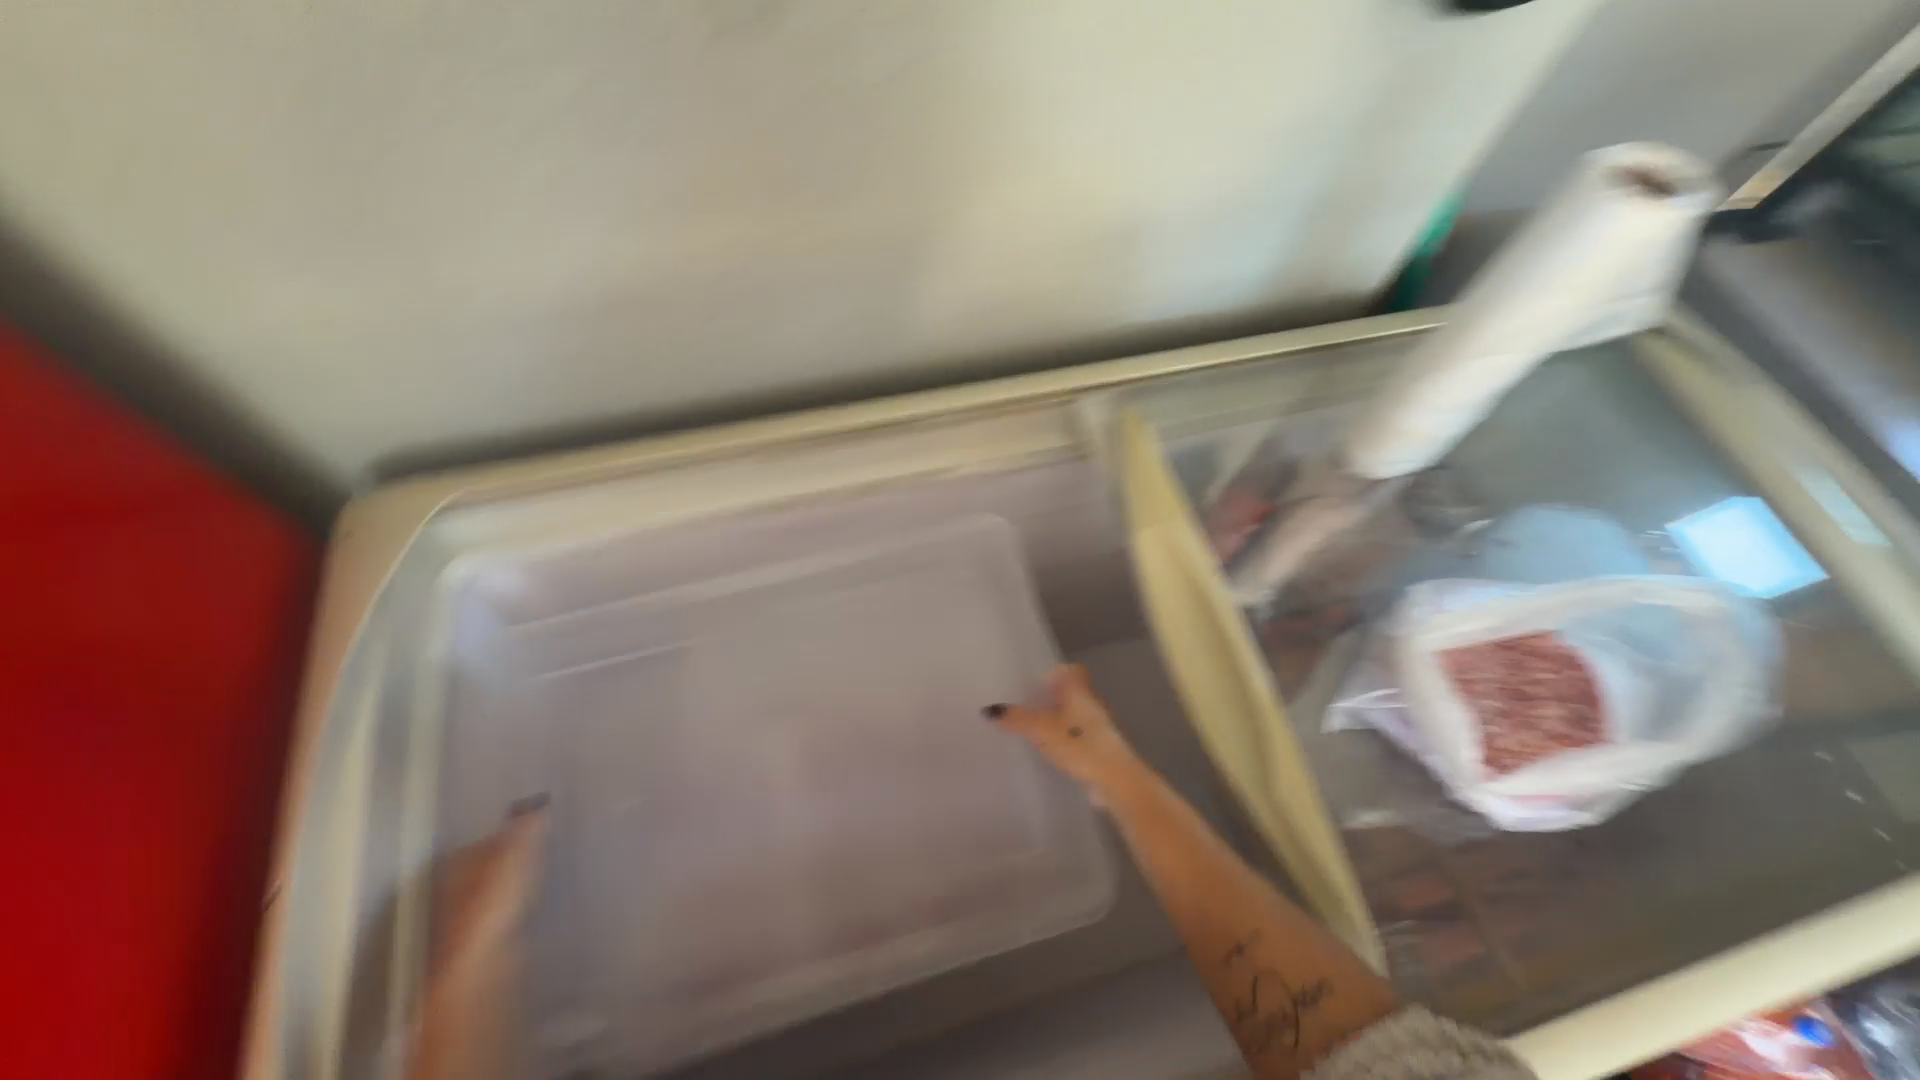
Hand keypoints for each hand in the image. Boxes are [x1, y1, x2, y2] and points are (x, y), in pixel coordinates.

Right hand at [985, 664, 1140, 793]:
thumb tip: (988, 709)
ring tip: (1030, 729)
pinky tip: (1046, 752)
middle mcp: (1092, 705)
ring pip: (1074, 716)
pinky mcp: (1098, 751)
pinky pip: (1077, 738)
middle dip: (1051, 698)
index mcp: (1080, 692)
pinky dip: (1063, 740)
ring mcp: (1098, 729)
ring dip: (1057, 720)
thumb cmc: (1079, 744)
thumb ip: (1016, 718)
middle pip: (1071, 694)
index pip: (1072, 670)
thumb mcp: (1041, 729)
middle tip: (1024, 705)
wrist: (1114, 780)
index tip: (1035, 682)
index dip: (1055, 672)